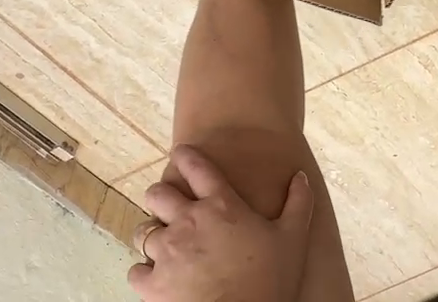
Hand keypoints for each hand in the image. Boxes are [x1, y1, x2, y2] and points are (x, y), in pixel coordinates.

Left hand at [128, 145, 316, 301]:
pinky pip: (136, 270)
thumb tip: (301, 176)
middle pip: (158, 194)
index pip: (197, 167)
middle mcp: (189, 221)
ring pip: (142, 231)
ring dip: (150, 234)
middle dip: (159, 196)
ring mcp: (167, 253)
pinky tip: (154, 275)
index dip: (185, 155)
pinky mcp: (153, 285)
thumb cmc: (269, 280)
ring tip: (159, 241)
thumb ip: (298, 202)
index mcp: (222, 204)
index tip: (179, 151)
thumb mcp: (293, 237)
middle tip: (167, 204)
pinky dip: (143, 271)